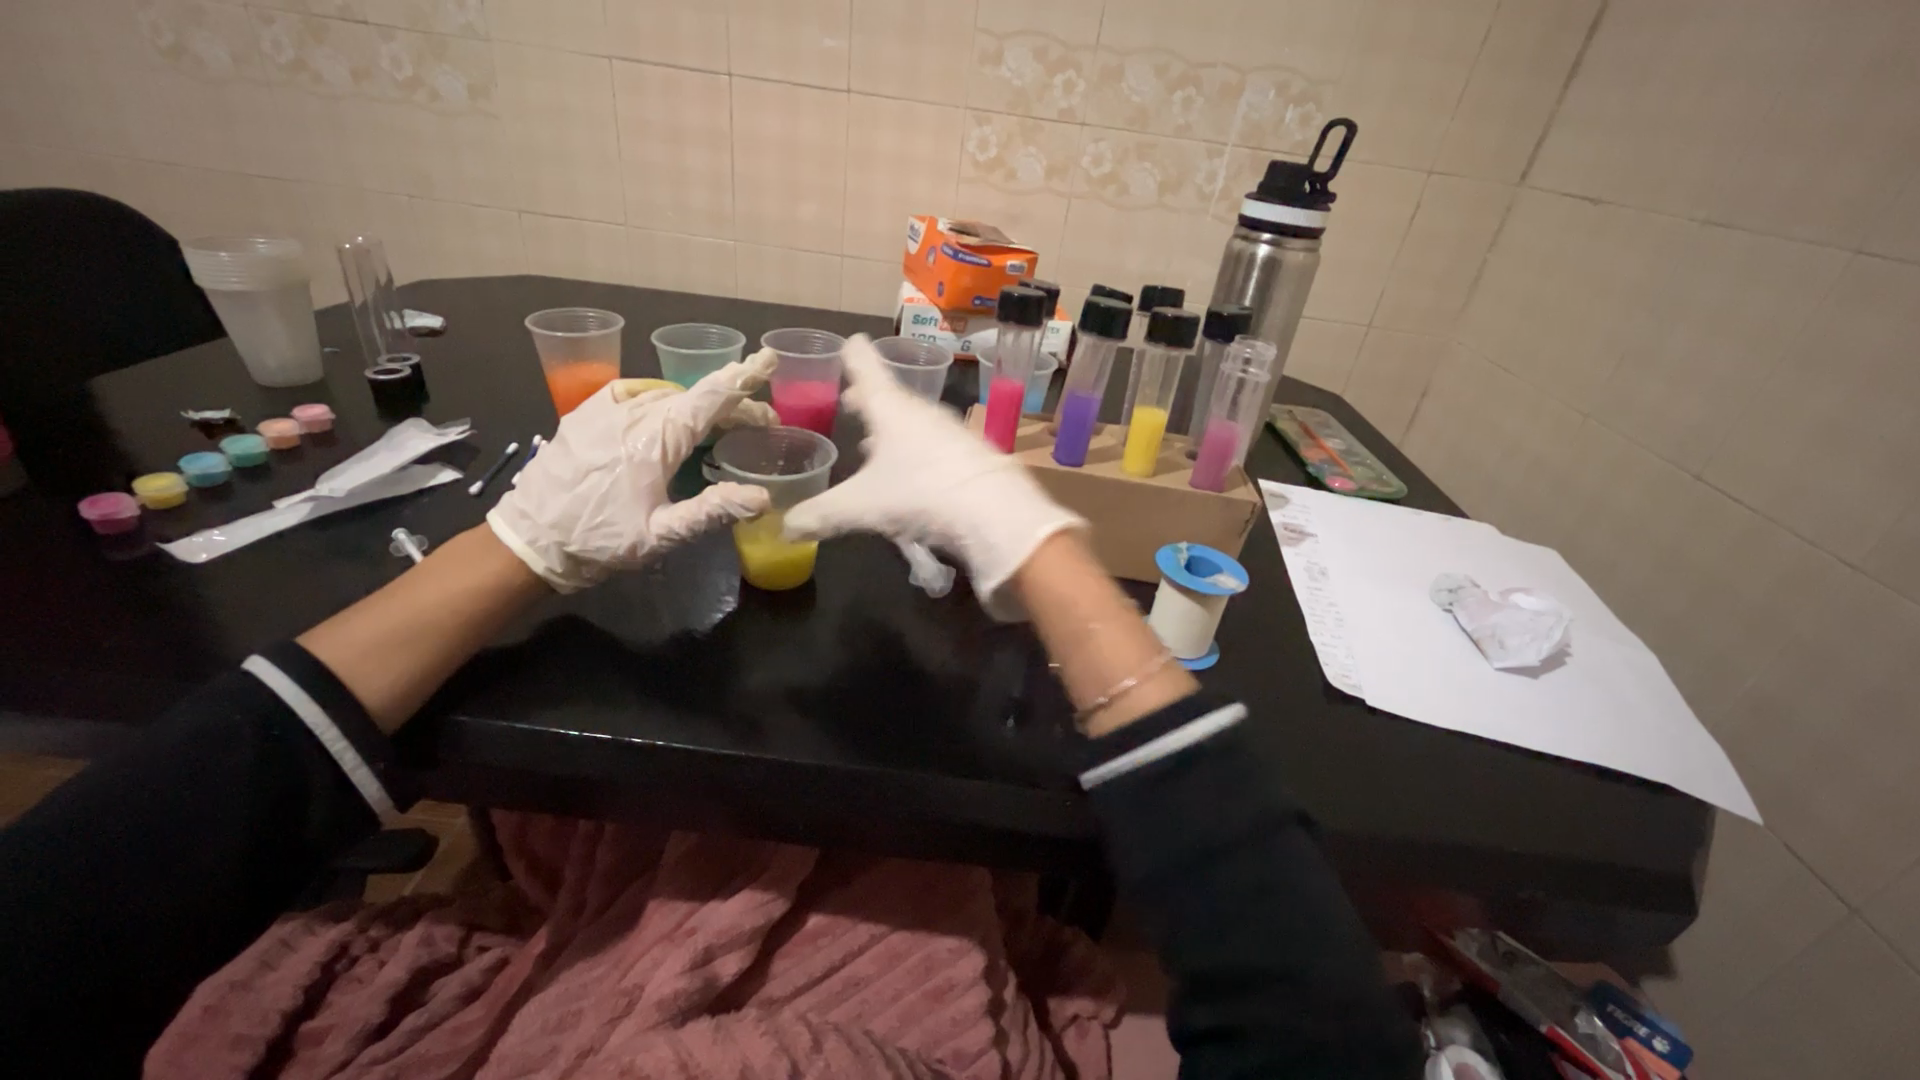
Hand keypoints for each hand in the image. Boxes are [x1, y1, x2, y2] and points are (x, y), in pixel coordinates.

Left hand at [488, 350, 779, 591]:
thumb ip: (714, 510)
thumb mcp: (663, 534)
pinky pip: (634, 394)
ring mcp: (605, 408)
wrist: (531, 539)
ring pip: (666, 395)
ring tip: (718, 426)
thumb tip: (763, 497)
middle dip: (732, 405)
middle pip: (695, 397)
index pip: (711, 396)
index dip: (744, 376)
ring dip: (698, 406)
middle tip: (762, 424)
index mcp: (657, 438)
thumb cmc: (602, 539)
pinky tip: (667, 414)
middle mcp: (633, 412)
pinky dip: (661, 399)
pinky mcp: (586, 414)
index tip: (769, 356)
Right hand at [783, 334, 1083, 618]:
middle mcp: (923, 413)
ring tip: (877, 444)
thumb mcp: (861, 507)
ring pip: (915, 424)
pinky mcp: (974, 458)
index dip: (855, 358)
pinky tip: (916, 476)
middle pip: (892, 399)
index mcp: (891, 410)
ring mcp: (953, 433)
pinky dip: (920, 454)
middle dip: (871, 401)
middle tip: (853, 400)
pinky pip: (937, 448)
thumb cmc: (919, 494)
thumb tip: (785, 528)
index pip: (868, 371)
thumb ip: (822, 514)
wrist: (994, 513)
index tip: (852, 341)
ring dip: (896, 430)